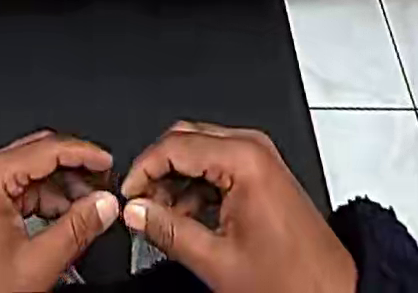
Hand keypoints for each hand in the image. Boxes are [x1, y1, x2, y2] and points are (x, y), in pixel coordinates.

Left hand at [0, 130, 119, 292]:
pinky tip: (69, 216)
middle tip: (104, 182)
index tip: (107, 162)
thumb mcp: (36, 264)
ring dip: (66, 186)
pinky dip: (51, 199)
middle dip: (77, 169)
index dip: (85, 154)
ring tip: (90, 205)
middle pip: (44, 154)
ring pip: (38, 171)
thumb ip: (77, 228)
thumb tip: (105, 204)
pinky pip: (28, 188)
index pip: (51, 148)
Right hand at [120, 122, 355, 292]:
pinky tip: (185, 217)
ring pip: (200, 149)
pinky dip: (196, 184)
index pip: (175, 144)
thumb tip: (136, 211)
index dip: (143, 168)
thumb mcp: (217, 261)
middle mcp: (251, 146)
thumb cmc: (291, 280)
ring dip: (175, 179)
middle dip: (158, 170)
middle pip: (186, 139)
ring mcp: (257, 155)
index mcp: (242, 157)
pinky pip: (217, 162)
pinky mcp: (260, 169)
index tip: (127, 195)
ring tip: (160, 218)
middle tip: (139, 205)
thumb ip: (169, 230)